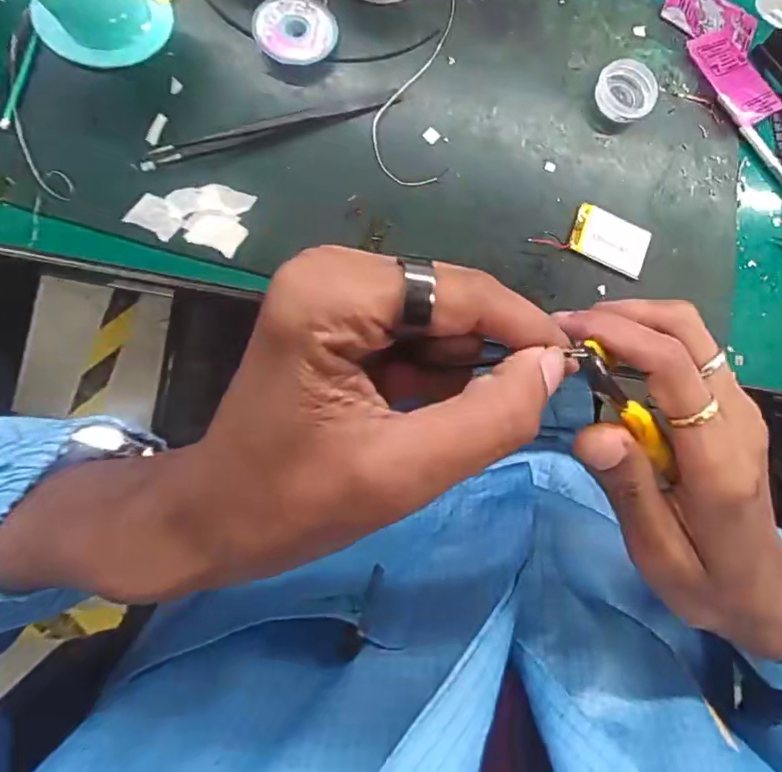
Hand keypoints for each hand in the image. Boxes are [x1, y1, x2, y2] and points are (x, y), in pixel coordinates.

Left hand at [0, 246, 568, 601]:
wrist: (214, 515)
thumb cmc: (290, 502)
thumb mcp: (401, 474)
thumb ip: (489, 418)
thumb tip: (550, 365)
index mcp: (333, 292)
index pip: (458, 290)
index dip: (520, 327)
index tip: (567, 367)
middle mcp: (332, 266)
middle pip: (449, 297)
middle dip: (470, 358)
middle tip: (463, 419)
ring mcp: (330, 281)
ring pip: (437, 312)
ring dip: (445, 368)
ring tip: (409, 421)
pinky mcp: (334, 302)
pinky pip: (413, 323)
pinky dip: (424, 367)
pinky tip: (396, 406)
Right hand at [558, 301, 781, 661]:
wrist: (767, 598)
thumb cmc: (708, 584)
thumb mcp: (658, 554)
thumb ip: (628, 488)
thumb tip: (591, 431)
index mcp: (718, 458)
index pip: (673, 367)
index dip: (620, 334)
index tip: (570, 329)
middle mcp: (737, 417)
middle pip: (687, 328)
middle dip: (626, 313)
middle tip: (573, 327)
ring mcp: (740, 406)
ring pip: (691, 331)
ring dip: (637, 320)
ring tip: (588, 338)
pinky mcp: (733, 405)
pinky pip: (692, 350)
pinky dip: (650, 336)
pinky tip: (616, 357)